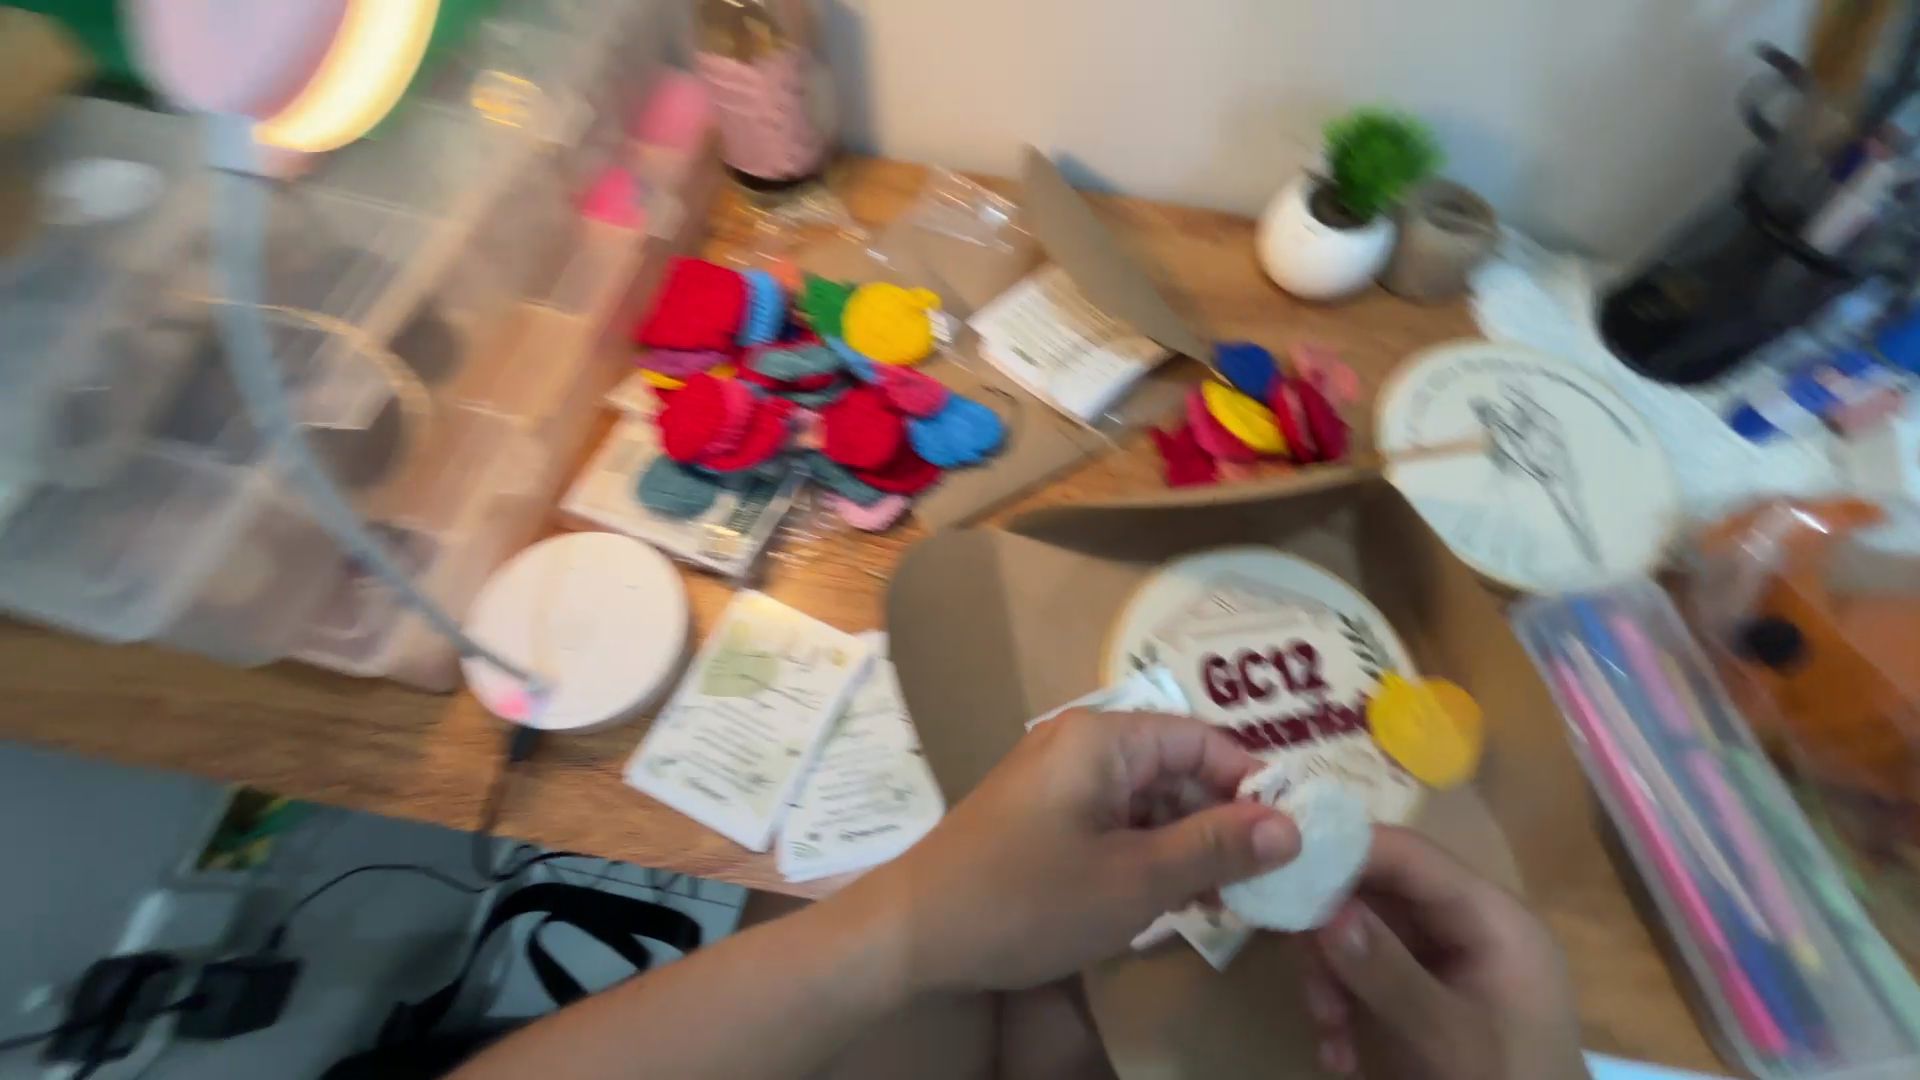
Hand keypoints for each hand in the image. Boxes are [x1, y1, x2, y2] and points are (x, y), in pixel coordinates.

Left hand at [856, 710, 1300, 993]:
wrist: (918, 930)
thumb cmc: (1028, 898)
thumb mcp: (1135, 880)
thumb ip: (1215, 847)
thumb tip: (1291, 825)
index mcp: (1101, 737)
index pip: (1199, 738)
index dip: (1251, 782)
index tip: (1294, 836)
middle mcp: (1080, 743)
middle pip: (1174, 766)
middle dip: (1221, 818)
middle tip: (1268, 880)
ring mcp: (1059, 778)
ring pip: (1146, 797)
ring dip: (1188, 841)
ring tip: (1229, 898)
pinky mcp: (1046, 813)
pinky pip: (1114, 818)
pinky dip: (1148, 851)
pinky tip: (1177, 896)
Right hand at [1303, 827, 1587, 1078]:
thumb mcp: (1449, 1042)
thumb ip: (1387, 973)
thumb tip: (1324, 911)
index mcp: (1491, 916)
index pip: (1405, 851)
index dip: (1340, 848)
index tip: (1278, 865)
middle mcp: (1463, 919)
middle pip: (1369, 887)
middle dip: (1327, 931)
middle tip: (1303, 971)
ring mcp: (1439, 951)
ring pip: (1353, 925)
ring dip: (1328, 974)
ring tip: (1327, 1025)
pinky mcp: (1418, 980)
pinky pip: (1359, 963)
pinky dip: (1340, 998)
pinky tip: (1339, 1046)